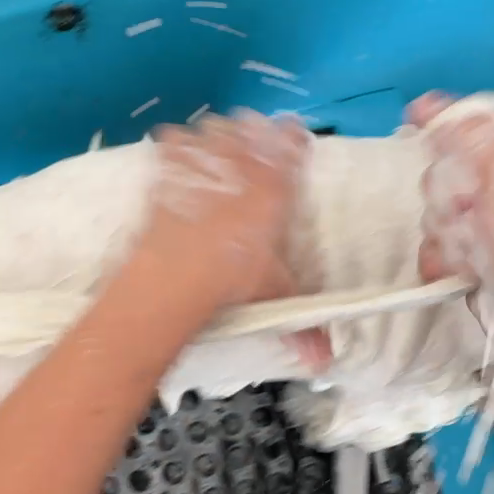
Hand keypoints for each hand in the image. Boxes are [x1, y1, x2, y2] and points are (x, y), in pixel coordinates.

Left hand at [130, 109, 329, 367]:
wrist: (178, 275)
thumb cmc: (231, 281)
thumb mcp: (271, 296)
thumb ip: (299, 323)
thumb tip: (325, 362)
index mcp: (274, 191)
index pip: (293, 150)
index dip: (295, 140)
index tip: (295, 137)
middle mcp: (241, 170)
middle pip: (252, 132)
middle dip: (252, 133)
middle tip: (249, 141)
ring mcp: (203, 169)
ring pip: (214, 132)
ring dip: (216, 135)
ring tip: (214, 143)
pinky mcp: (168, 175)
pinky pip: (171, 145)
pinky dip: (173, 144)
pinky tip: (172, 146)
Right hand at [405, 92, 493, 355]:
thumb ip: (471, 134)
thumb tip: (428, 105)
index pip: (476, 119)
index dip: (446, 123)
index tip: (415, 120)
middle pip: (446, 166)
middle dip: (448, 194)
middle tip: (470, 213)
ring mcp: (488, 221)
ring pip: (434, 209)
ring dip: (446, 233)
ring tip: (474, 252)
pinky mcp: (471, 254)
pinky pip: (433, 245)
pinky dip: (442, 259)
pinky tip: (463, 270)